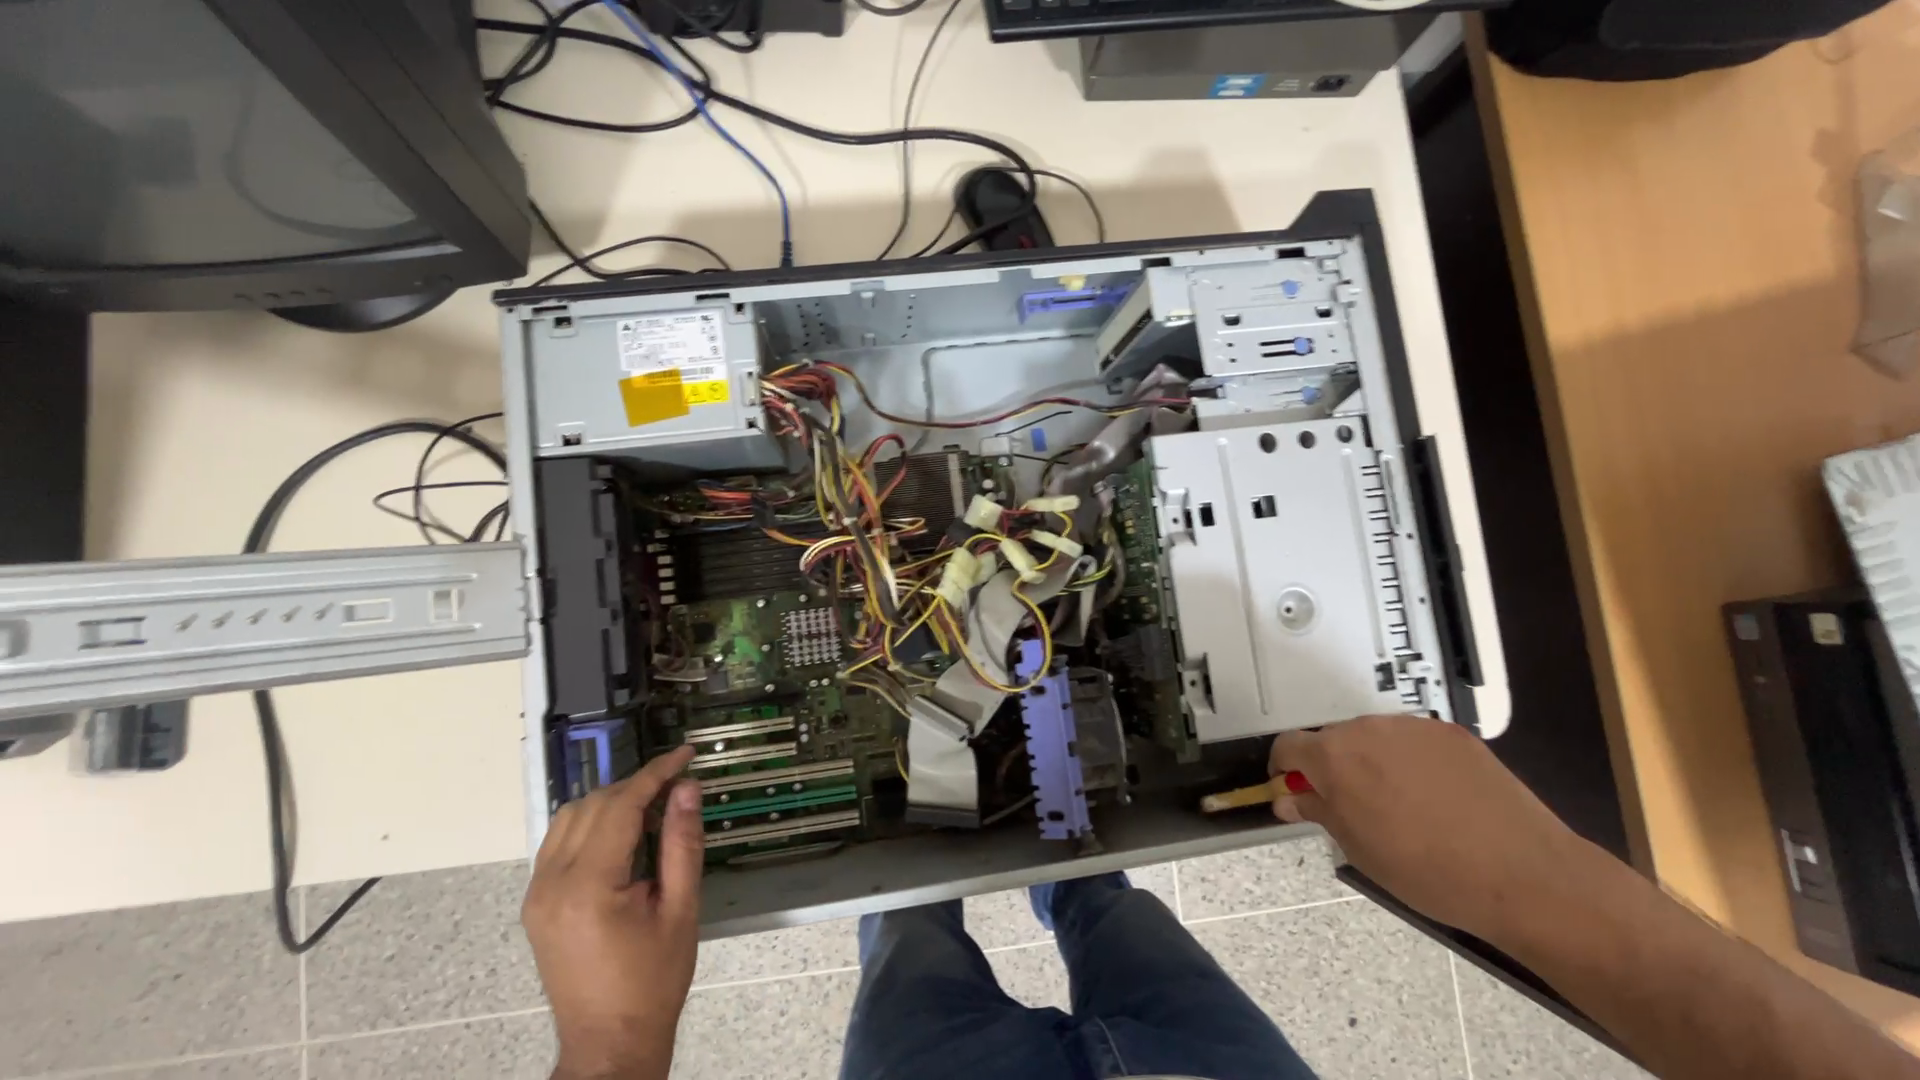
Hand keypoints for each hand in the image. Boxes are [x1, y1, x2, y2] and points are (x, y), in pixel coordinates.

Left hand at [522, 745, 702, 1079]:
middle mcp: (551, 883)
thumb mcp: (681, 910)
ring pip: (570, 818)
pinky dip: (592, 825)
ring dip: (611, 802)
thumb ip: (682, 844)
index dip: (655, 774)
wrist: (610, 1042)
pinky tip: (623, 834)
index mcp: (588, 886)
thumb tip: (686, 789)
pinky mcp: (536, 904)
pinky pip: (559, 843)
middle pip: (592, 805)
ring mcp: (537, 894)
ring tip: (654, 808)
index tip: (685, 754)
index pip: (620, 806)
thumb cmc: (654, 981)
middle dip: (636, 786)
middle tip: (678, 787)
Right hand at [1270, 714, 1590, 941]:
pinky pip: (1414, 741)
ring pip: (1374, 737)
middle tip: (1350, 806)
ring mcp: (1414, 728)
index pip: (1289, 746)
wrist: (1523, 874)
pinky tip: (1433, 797)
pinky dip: (1411, 761)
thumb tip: (1292, 800)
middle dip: (1332, 766)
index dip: (1286, 769)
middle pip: (1332, 738)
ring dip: (1372, 761)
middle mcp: (1369, 730)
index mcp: (1335, 757)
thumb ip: (1320, 813)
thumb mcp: (1359, 850)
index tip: (1294, 790)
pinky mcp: (1453, 734)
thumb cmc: (1428, 871)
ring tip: (1398, 804)